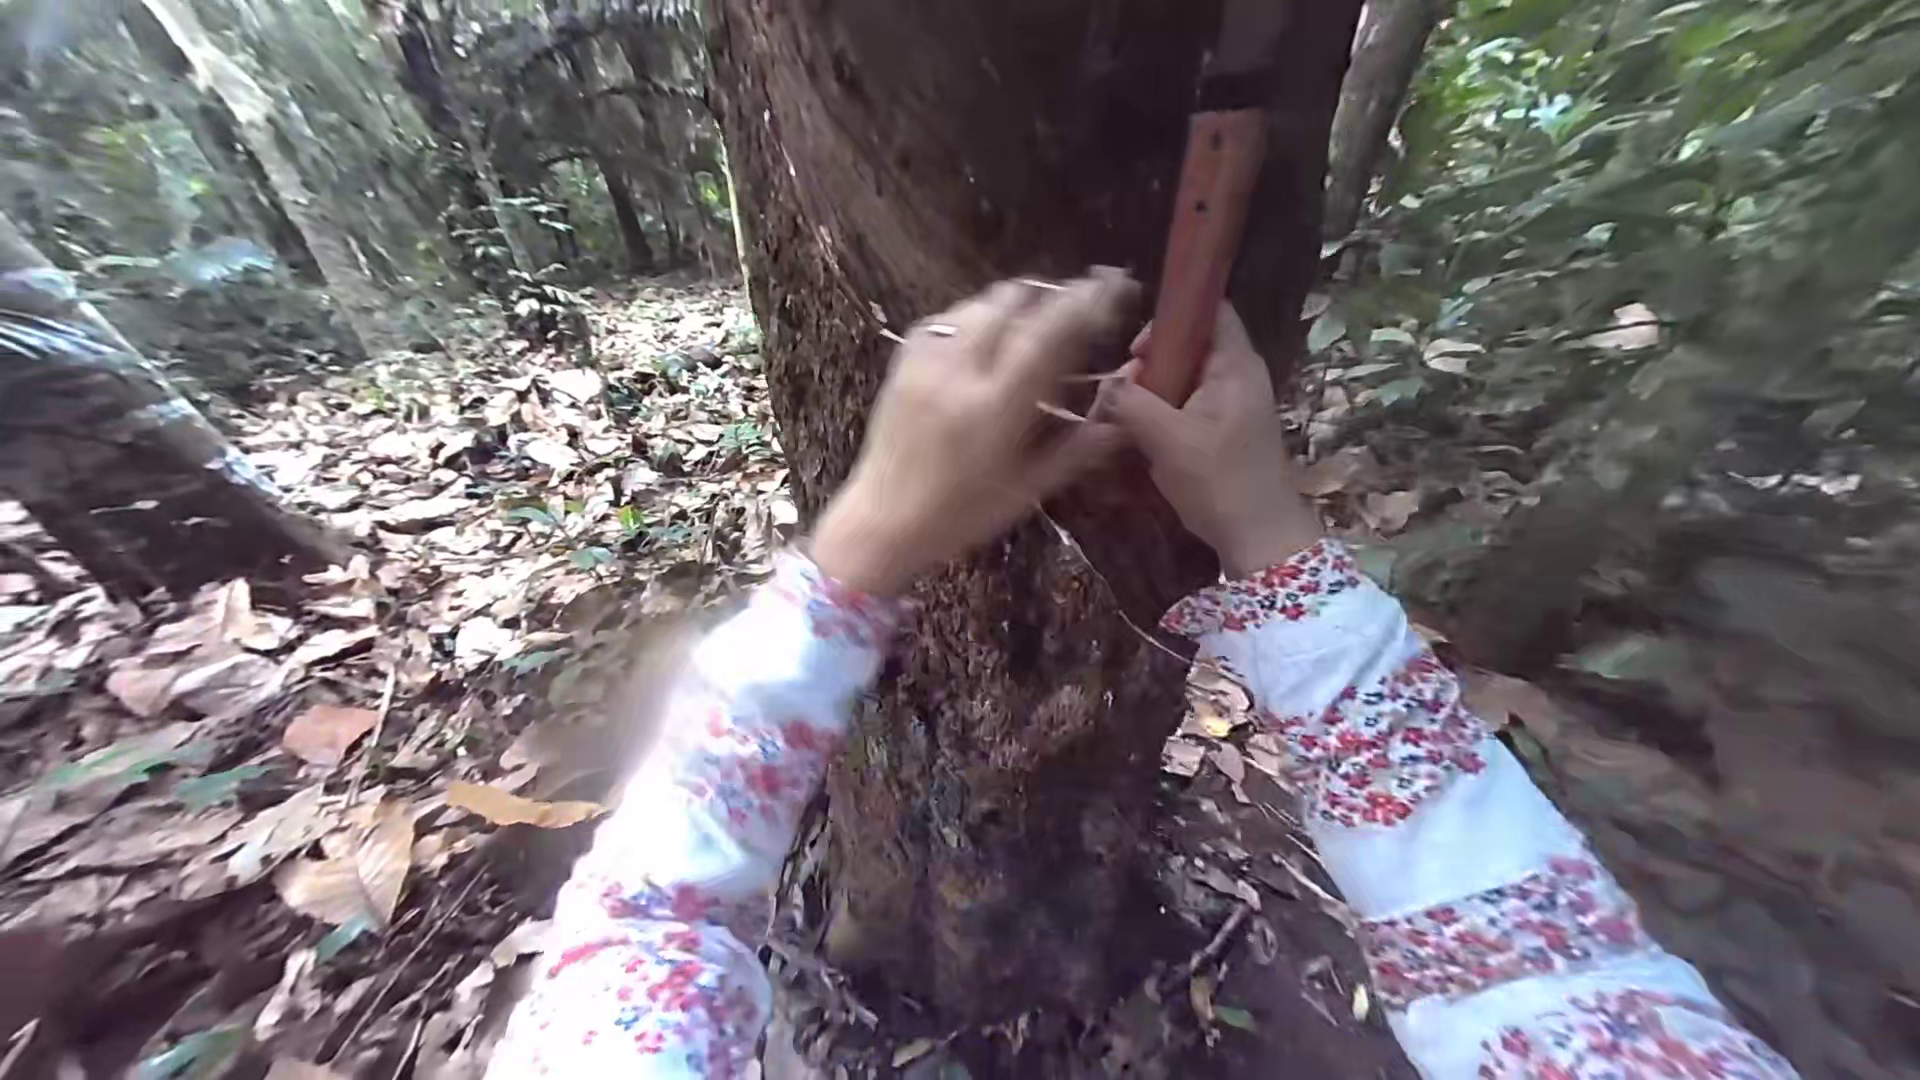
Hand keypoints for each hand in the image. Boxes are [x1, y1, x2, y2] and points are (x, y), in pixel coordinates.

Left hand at [811, 270, 1136, 593]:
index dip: (1082, 303)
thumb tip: (1120, 422)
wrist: (883, 519)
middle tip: (1068, 309)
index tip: (1106, 286)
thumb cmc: (960, 514)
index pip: (1046, 334)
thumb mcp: (1024, 490)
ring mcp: (925, 365)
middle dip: (1046, 296)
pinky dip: (969, 317)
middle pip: (1010, 303)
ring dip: (1009, 304)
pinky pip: (941, 320)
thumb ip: (1074, 451)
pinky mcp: (902, 366)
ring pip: (975, 305)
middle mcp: (959, 373)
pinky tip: (978, 336)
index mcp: (996, 407)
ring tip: (1027, 322)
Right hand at [1100, 303, 1322, 576]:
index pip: (1209, 311)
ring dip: (1148, 396)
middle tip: (1120, 396)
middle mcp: (1235, 377)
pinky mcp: (1219, 432)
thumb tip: (1106, 385)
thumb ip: (1131, 404)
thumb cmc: (1218, 480)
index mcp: (1234, 365)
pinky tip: (1138, 438)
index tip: (1136, 351)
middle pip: (1187, 348)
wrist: (1257, 534)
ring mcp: (1228, 406)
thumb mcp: (1168, 439)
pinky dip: (1158, 417)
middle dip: (1147, 367)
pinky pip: (1183, 408)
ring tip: (1120, 420)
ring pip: (1180, 381)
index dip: (1171, 318)